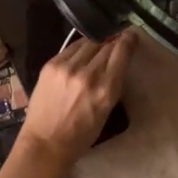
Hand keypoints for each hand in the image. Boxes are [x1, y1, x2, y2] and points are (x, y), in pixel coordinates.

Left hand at [18, 31, 136, 172]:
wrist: (45, 142)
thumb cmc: (81, 135)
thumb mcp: (106, 111)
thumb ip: (113, 84)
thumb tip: (118, 61)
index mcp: (106, 90)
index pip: (121, 53)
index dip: (129, 40)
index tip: (132, 34)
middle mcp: (88, 75)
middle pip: (106, 45)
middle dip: (114, 39)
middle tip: (118, 36)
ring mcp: (67, 68)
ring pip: (89, 42)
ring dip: (98, 41)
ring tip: (101, 41)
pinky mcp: (51, 65)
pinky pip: (71, 48)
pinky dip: (81, 47)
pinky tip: (83, 49)